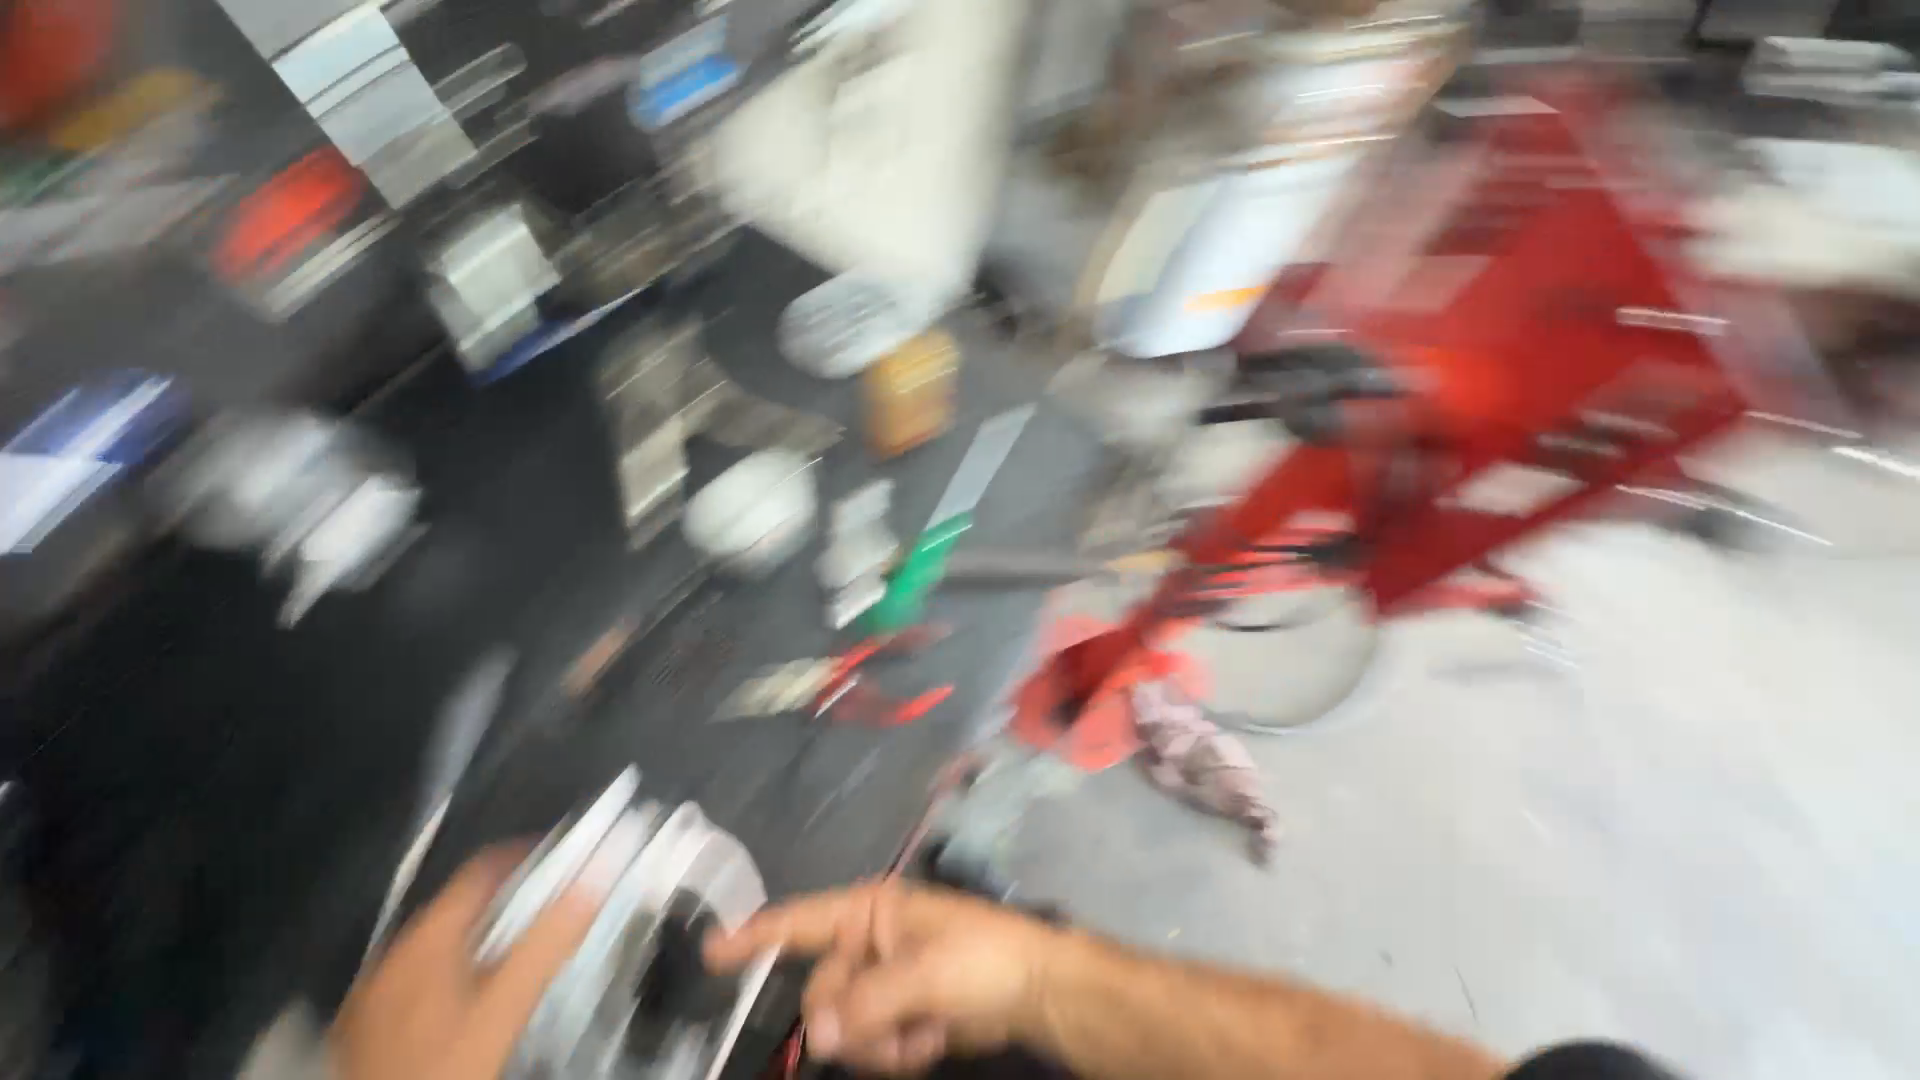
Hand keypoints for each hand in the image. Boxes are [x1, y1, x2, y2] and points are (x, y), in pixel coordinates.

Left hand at [330, 846, 603, 1079]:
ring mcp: (377, 991)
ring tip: (517, 957)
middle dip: (509, 903)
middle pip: (464, 904)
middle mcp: (393, 956)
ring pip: (442, 941)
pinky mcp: (370, 1023)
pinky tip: (473, 1001)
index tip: (555, 858)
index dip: (525, 856)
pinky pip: (421, 976)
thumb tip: (590, 887)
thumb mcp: (510, 1000)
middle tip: (546, 911)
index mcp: (427, 937)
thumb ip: (552, 939)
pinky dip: (454, 973)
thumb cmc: (443, 1067)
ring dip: (482, 939)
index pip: (482, 868)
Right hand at [703, 881, 1061, 1075]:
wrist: (1035, 990)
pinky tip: (933, 1037)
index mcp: (870, 912)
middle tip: (899, 1024)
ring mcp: (882, 979)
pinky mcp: (898, 1011)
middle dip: (856, 1020)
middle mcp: (868, 942)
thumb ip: (866, 1003)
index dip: (755, 935)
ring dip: (882, 1042)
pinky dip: (899, 1050)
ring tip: (926, 1029)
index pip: (801, 921)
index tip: (712, 950)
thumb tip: (816, 1036)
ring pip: (845, 1027)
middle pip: (822, 994)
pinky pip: (871, 1043)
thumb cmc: (981, 959)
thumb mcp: (926, 974)